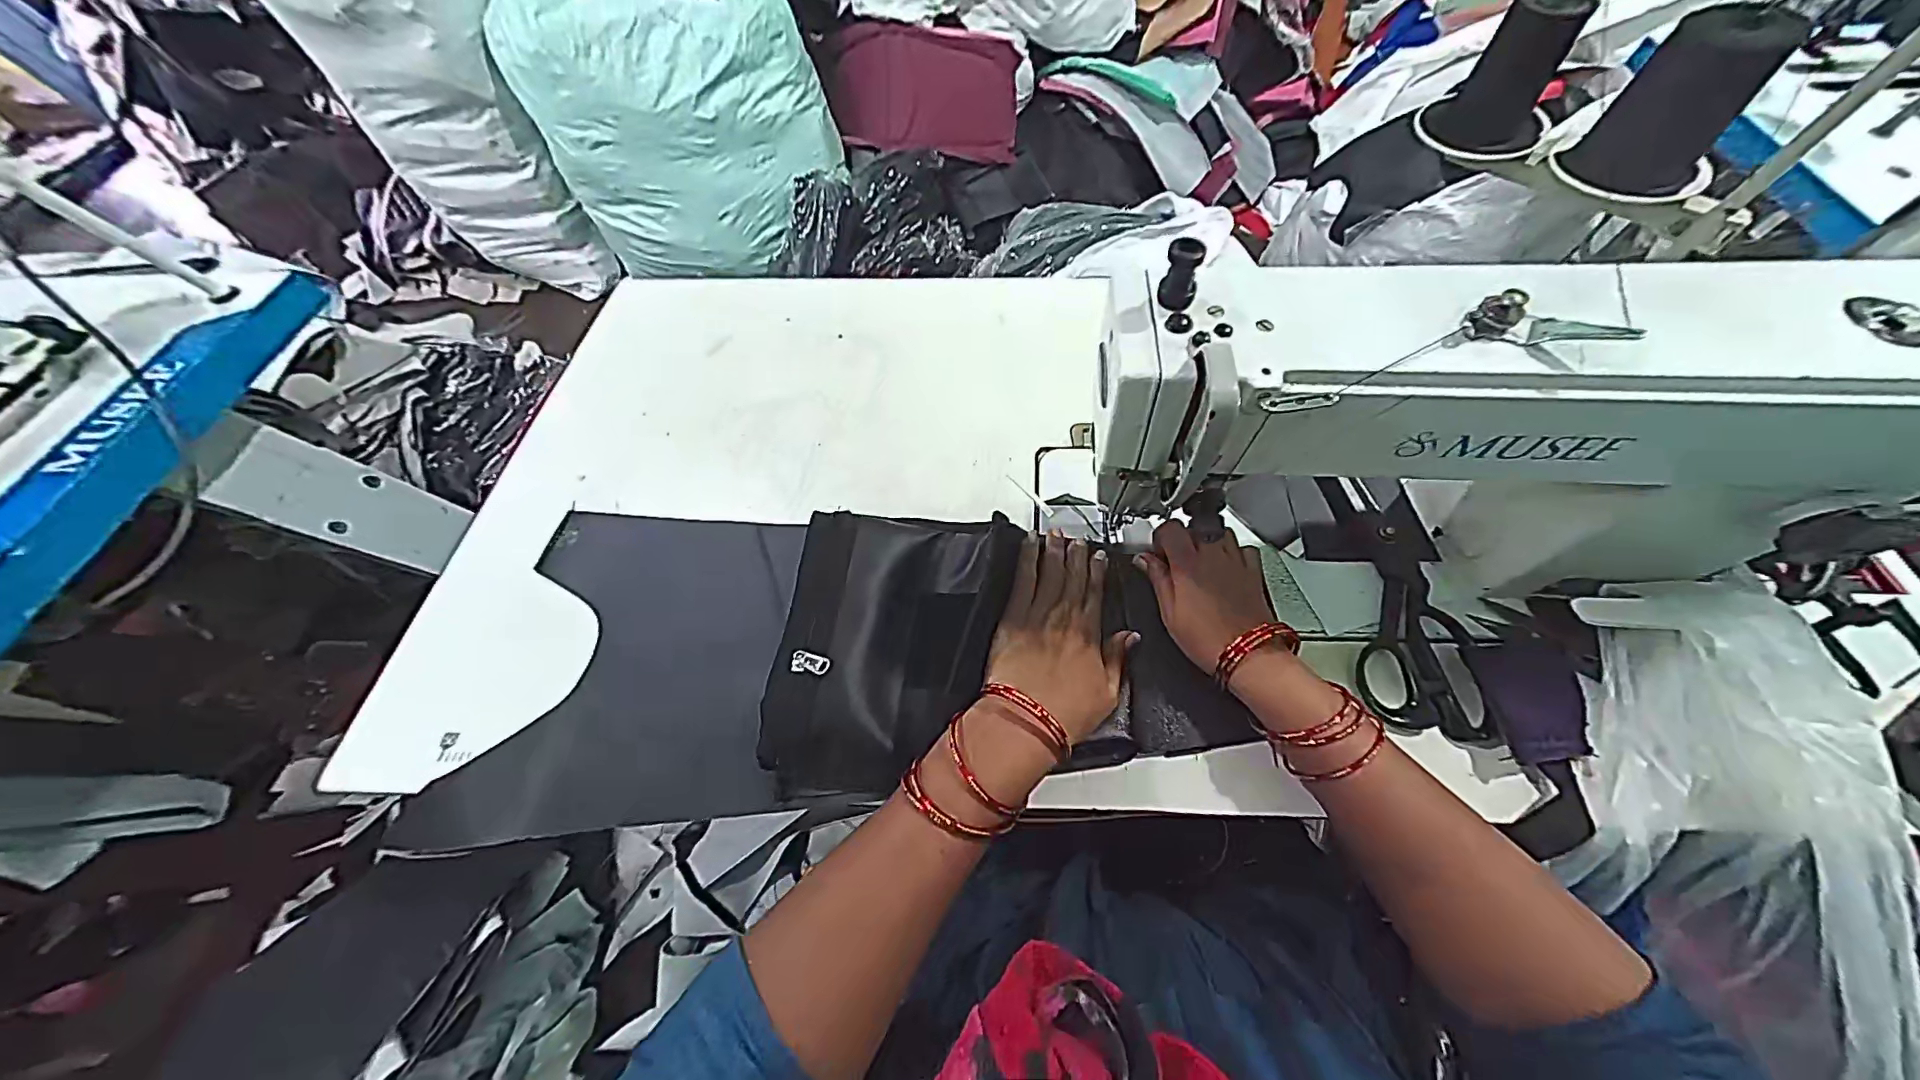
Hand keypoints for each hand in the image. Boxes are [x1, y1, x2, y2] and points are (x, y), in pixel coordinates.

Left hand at [984, 533, 1135, 741]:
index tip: (1099, 558)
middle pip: (1073, 579)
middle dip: (1077, 556)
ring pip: (1050, 574)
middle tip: (1078, 540)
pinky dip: (1027, 560)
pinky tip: (1029, 546)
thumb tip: (1129, 638)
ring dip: (1054, 552)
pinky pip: (1022, 581)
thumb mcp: (1107, 693)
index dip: (1098, 573)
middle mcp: (1064, 619)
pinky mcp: (1012, 619)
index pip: (1096, 595)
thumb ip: (1118, 660)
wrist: (1026, 721)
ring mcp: (1037, 616)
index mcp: (1089, 636)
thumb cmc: (1064, 713)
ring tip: (1056, 535)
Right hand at [1134, 519, 1276, 672]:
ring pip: (1218, 533)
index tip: (1158, 553)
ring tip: (1200, 564)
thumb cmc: (1209, 639)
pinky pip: (1242, 548)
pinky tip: (1225, 568)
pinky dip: (1232, 552)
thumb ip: (1157, 579)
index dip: (1160, 538)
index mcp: (1187, 564)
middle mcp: (1213, 555)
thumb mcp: (1169, 613)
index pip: (1170, 528)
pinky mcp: (1253, 570)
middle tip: (1175, 562)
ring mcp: (1236, 561)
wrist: (1248, 653)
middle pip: (1193, 527)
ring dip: (1207, 543)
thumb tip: (1145, 561)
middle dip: (1182, 540)